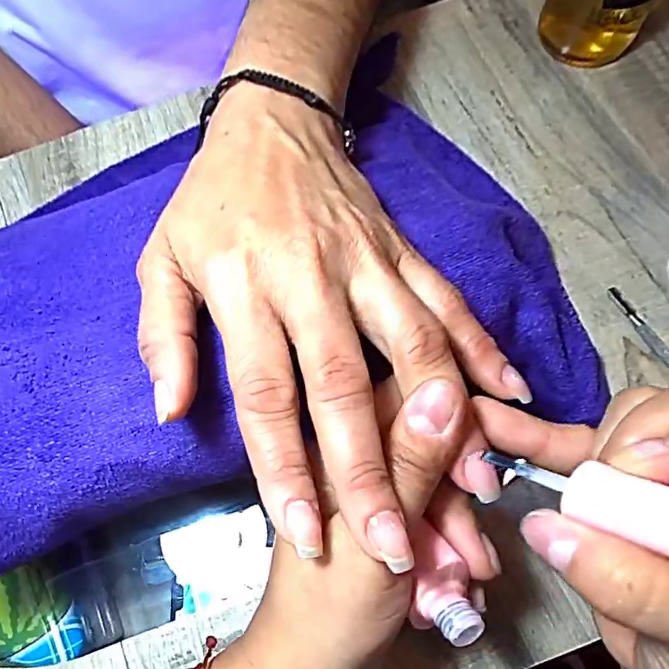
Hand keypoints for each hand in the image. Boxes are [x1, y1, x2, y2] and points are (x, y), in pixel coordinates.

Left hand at [135, 84, 524, 572]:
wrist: (268, 122)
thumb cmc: (206, 204)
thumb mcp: (159, 262)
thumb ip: (164, 337)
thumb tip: (171, 413)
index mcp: (243, 290)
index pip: (267, 396)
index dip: (286, 470)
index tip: (306, 534)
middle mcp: (310, 280)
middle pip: (344, 387)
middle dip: (368, 473)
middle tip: (390, 546)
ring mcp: (365, 261)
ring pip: (413, 346)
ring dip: (444, 420)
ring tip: (470, 488)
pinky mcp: (401, 248)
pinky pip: (447, 299)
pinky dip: (480, 346)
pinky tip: (510, 395)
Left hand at [222, 376, 471, 668]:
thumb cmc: (327, 614)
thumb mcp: (374, 540)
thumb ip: (409, 465)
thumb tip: (444, 383)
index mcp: (332, 451)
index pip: (404, 402)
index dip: (453, 435)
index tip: (480, 485)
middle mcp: (348, 463)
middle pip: (427, 453)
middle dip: (458, 511)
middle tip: (473, 564)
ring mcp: (366, 498)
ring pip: (434, 495)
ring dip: (457, 544)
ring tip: (460, 593)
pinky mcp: (381, 529)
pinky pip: (428, 526)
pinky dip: (447, 560)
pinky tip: (454, 597)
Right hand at [474, 347, 668, 668]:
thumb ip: (653, 588)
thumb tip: (553, 531)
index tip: (667, 474)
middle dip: (648, 446)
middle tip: (615, 507)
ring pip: (639, 412)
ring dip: (601, 457)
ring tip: (591, 516)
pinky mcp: (631, 475)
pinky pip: (582, 438)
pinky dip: (537, 438)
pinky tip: (499, 431)